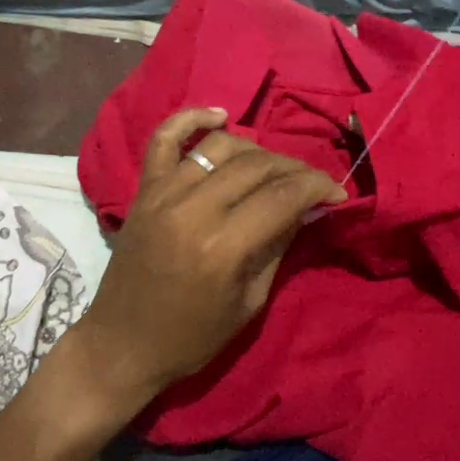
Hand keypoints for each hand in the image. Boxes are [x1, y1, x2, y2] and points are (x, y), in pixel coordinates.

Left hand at [66, 108, 346, 407]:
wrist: (123, 344)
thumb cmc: (192, 337)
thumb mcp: (249, 303)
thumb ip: (278, 246)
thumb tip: (306, 206)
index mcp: (223, 247)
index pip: (283, 196)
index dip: (318, 187)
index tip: (336, 193)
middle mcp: (193, 209)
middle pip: (257, 166)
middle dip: (295, 169)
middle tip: (312, 183)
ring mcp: (163, 194)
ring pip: (220, 147)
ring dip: (255, 150)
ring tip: (274, 168)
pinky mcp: (143, 189)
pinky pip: (164, 139)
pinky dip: (190, 119)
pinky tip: (219, 116)